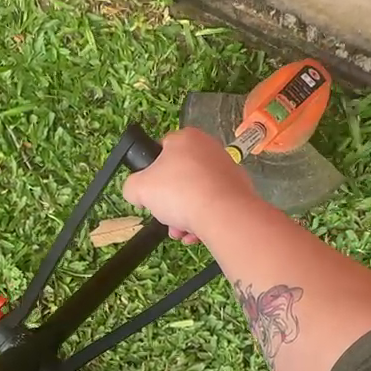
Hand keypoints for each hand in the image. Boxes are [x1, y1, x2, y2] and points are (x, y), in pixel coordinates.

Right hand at [121, 128, 262, 244]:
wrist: (223, 213)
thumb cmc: (179, 192)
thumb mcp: (139, 188)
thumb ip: (131, 187)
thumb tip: (136, 192)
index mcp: (185, 137)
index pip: (161, 151)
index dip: (151, 173)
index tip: (151, 193)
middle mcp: (208, 147)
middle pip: (180, 176)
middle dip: (170, 202)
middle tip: (165, 217)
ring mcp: (226, 167)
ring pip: (196, 192)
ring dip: (184, 215)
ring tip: (181, 232)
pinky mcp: (238, 187)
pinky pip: (213, 203)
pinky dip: (203, 218)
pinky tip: (196, 233)